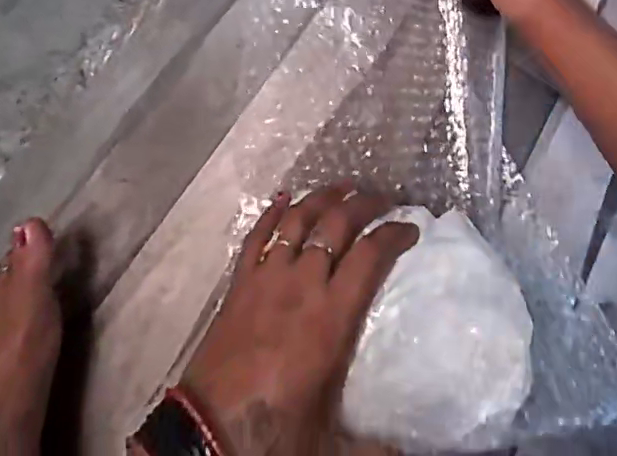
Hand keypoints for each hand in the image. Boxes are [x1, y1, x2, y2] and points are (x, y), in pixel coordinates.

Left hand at [0, 220, 63, 455]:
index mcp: (2, 296)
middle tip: (30, 253)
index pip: (12, 265)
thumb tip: (30, 218)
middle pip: (1, 288)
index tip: (37, 230)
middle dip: (13, 271)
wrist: (2, 415)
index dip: (24, 248)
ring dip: (2, 298)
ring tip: (13, 287)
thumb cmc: (23, 351)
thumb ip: (34, 262)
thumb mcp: (34, 299)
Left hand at [179, 185, 419, 455]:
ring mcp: (266, 278)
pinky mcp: (239, 283)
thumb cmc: (274, 434)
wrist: (207, 432)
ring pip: (297, 221)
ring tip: (341, 186)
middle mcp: (301, 284)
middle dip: (362, 204)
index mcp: (330, 317)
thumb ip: (372, 446)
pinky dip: (271, 213)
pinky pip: (257, 236)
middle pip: (335, 225)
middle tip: (381, 197)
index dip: (392, 235)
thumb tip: (404, 454)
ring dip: (321, 198)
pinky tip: (283, 197)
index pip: (369, 257)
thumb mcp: (330, 442)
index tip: (410, 227)